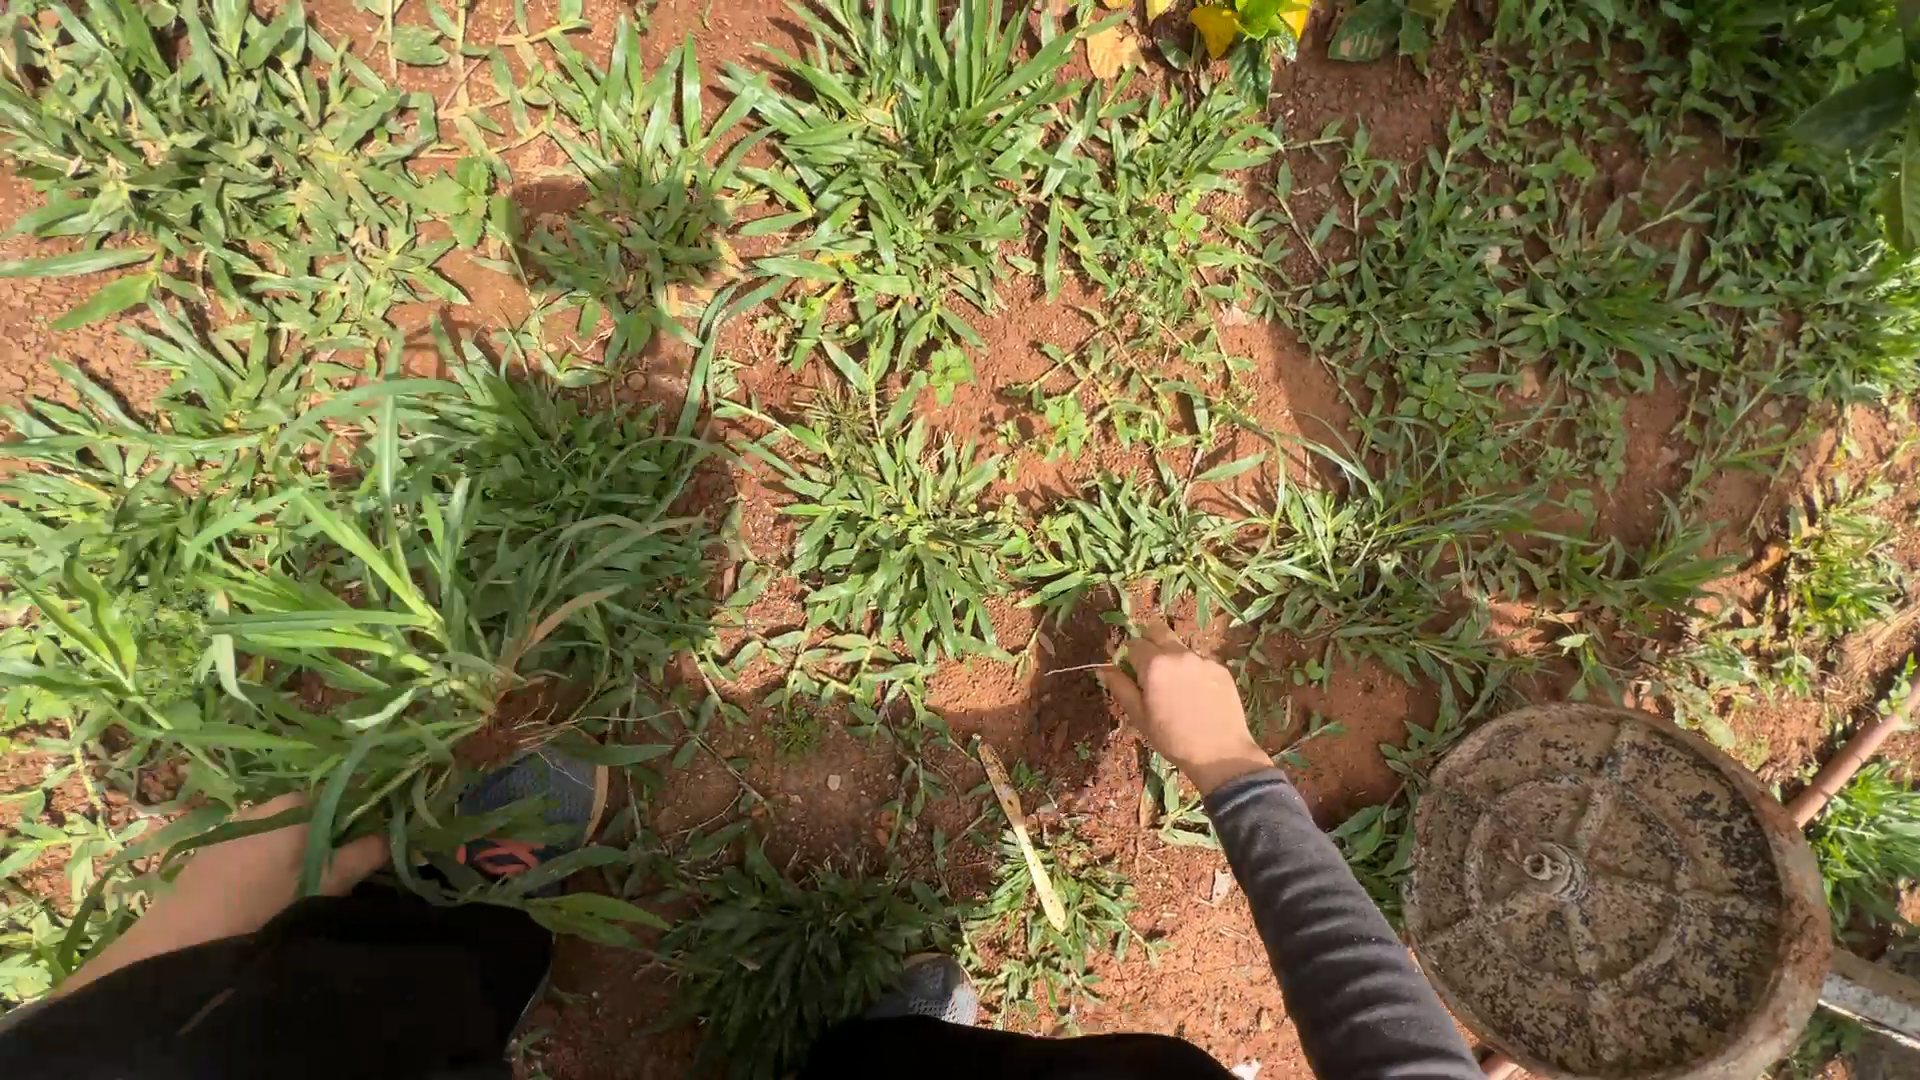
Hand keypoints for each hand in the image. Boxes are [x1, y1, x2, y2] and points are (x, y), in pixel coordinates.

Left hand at [61, 793, 387, 995]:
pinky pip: (258, 847)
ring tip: (310, 884)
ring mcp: (231, 830)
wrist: (170, 950)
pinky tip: (272, 893)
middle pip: (317, 813)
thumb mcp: (328, 882)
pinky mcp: (208, 856)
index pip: (349, 794)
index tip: (378, 841)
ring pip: (286, 831)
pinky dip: (274, 862)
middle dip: (336, 834)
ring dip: (304, 850)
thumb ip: (369, 853)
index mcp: (296, 804)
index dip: (369, 815)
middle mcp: (264, 806)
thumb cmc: (262, 907)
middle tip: (347, 869)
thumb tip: (400, 837)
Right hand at [1097, 616, 1271, 794]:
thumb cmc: (1171, 738)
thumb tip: (1104, 668)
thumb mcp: (1138, 716)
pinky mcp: (1221, 668)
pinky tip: (1196, 695)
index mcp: (1154, 664)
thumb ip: (1120, 686)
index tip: (1127, 670)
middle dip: (1147, 641)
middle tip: (1147, 667)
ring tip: (1175, 688)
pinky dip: (1191, 670)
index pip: (1132, 644)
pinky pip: (1198, 661)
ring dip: (1171, 658)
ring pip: (1179, 647)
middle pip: (1157, 630)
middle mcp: (1178, 653)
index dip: (1126, 656)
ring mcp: (1202, 659)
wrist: (1220, 753)